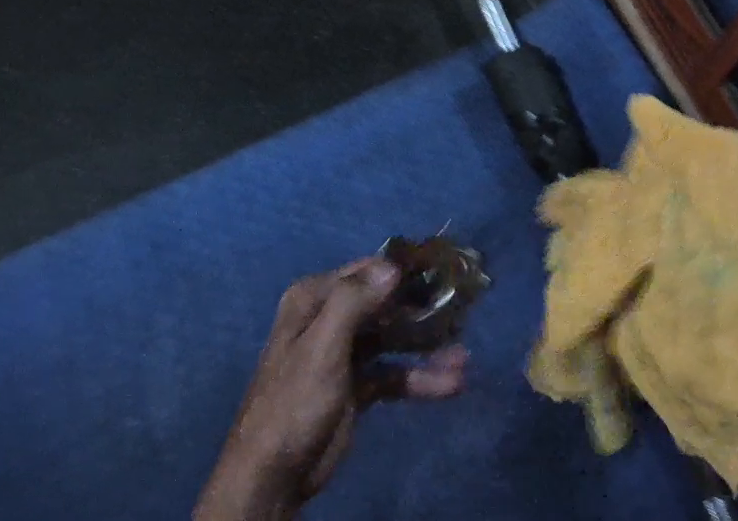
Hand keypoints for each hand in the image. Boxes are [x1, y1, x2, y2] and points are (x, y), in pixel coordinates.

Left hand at [195, 258, 469, 520]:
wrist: (273, 472)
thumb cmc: (295, 400)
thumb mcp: (322, 346)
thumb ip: (354, 302)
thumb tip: (392, 265)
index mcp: (314, 299)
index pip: (366, 271)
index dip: (403, 271)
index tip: (443, 271)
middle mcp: (330, 318)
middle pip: (384, 304)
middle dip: (422, 309)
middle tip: (462, 311)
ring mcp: (345, 354)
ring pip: (393, 340)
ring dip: (426, 346)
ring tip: (464, 355)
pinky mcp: (357, 388)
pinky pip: (394, 374)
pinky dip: (420, 378)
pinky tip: (452, 384)